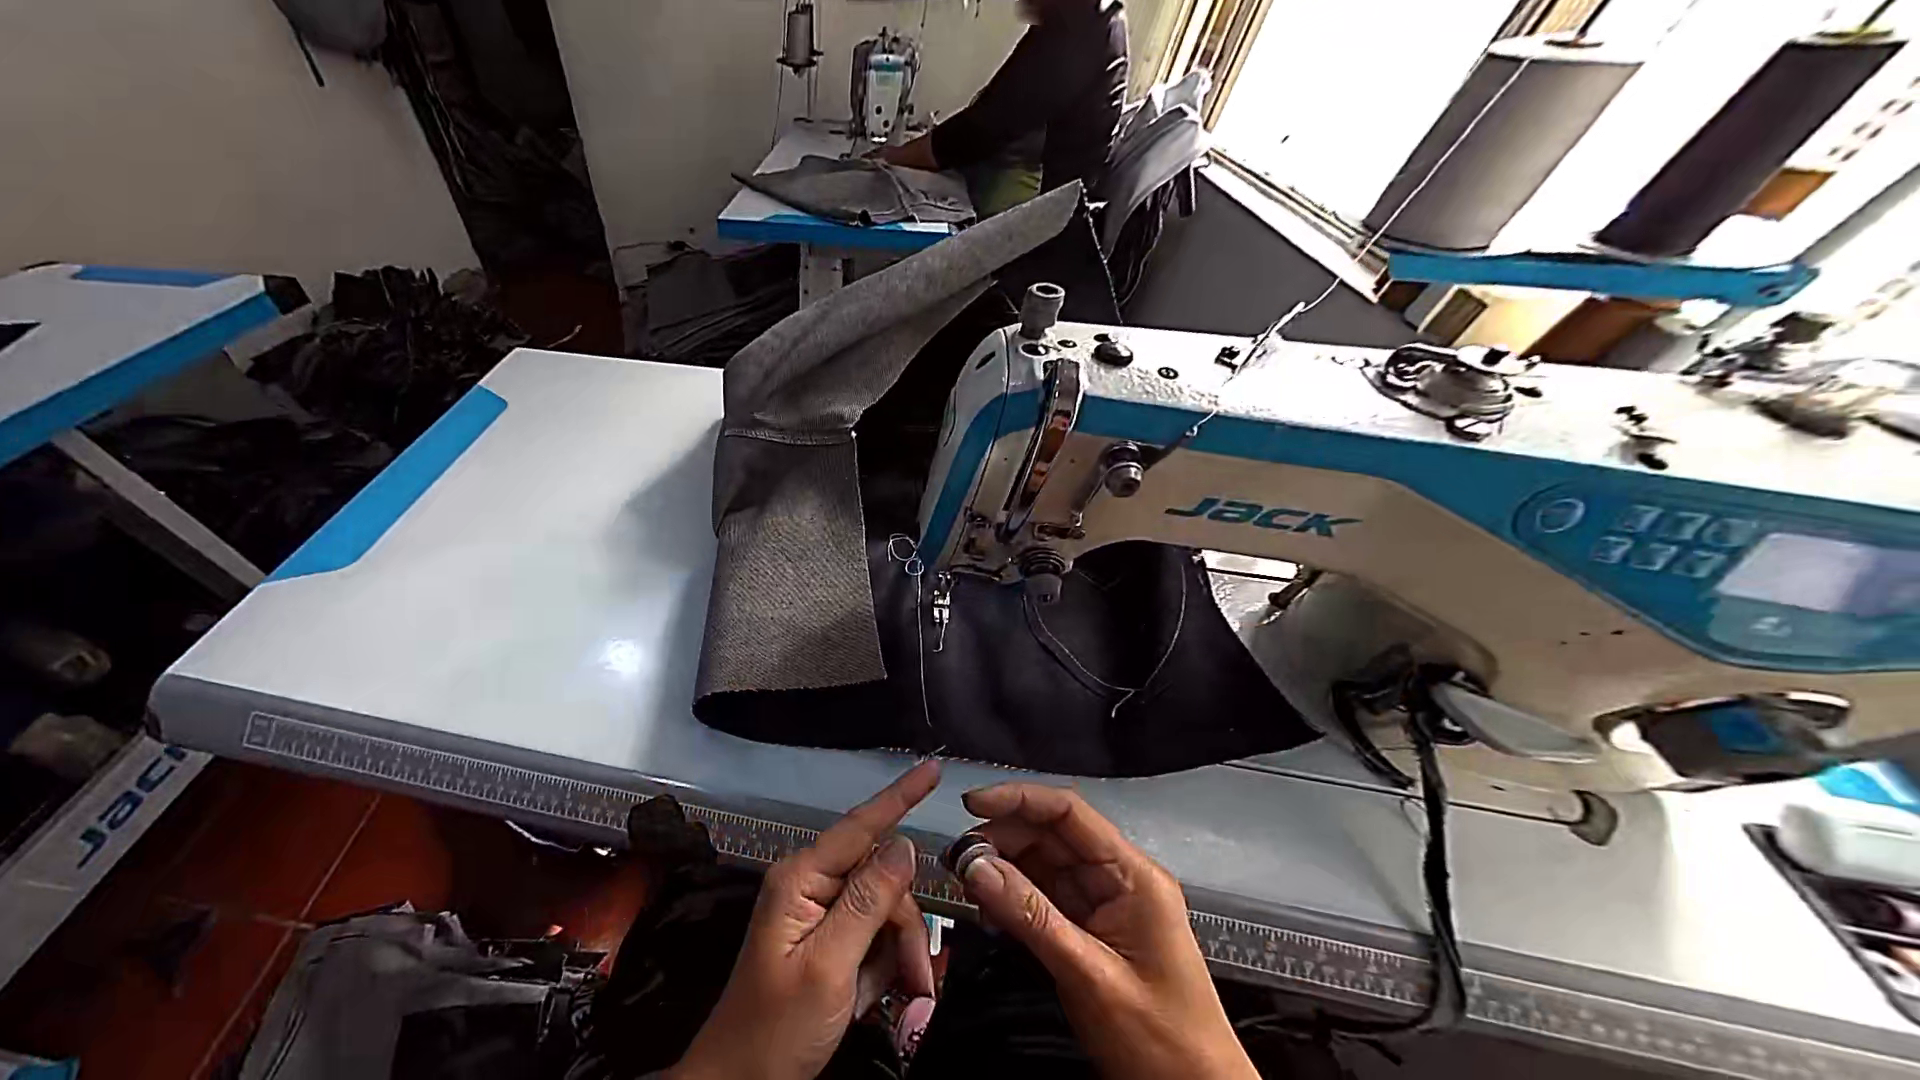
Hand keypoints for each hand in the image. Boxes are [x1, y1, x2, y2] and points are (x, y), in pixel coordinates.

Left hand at [671, 761, 939, 1079]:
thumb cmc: (774, 1030)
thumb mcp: (828, 966)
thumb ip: (868, 901)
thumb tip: (905, 844)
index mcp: (802, 878)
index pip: (862, 824)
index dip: (901, 795)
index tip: (933, 768)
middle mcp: (812, 883)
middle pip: (884, 880)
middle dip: (904, 928)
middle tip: (918, 981)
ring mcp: (820, 910)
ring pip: (886, 910)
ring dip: (897, 954)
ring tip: (892, 998)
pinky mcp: (829, 936)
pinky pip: (875, 934)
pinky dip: (882, 965)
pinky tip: (867, 996)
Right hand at [960, 784, 1258, 1079]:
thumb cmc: (1161, 1039)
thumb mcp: (1090, 975)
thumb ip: (1031, 917)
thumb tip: (976, 866)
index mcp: (1133, 875)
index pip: (1070, 814)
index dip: (1020, 799)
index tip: (973, 804)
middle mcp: (1117, 878)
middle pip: (1052, 836)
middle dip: (1003, 838)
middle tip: (957, 857)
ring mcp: (1103, 904)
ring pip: (1043, 866)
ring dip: (1003, 867)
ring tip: (964, 880)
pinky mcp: (1090, 930)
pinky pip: (1044, 899)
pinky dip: (1012, 898)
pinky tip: (987, 906)